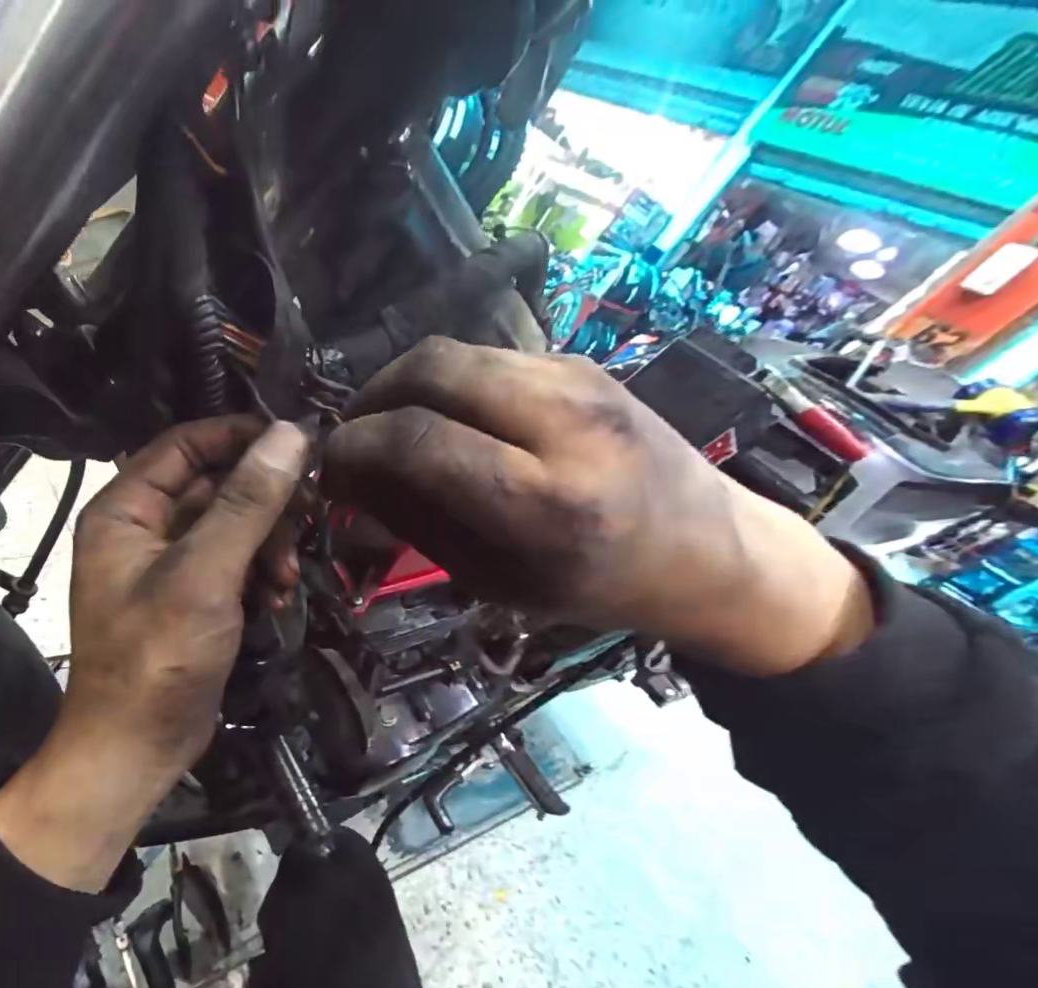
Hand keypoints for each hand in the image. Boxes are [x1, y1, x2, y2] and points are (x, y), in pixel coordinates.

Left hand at [0, 416, 309, 890]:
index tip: (295, 442)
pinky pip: (233, 565)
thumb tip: (289, 434)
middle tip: (308, 518)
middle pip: (215, 487)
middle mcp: (143, 530)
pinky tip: (276, 600)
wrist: (135, 749)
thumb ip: (246, 503)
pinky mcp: (192, 599)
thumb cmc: (157, 657)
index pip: (184, 445)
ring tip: (286, 579)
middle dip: (264, 505)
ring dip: (267, 546)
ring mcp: (169, 566)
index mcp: (125, 510)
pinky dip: (259, 576)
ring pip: (231, 528)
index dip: (238, 436)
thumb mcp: (204, 573)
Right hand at [322, 338, 871, 675]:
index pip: (417, 441)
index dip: (353, 449)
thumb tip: (347, 481)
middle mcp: (563, 424)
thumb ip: (415, 523)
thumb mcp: (493, 579)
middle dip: (368, 400)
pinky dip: (442, 383)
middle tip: (351, 439)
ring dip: (399, 385)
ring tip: (386, 426)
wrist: (707, 548)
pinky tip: (440, 417)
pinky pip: (484, 356)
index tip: (329, 470)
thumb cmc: (593, 587)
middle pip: (429, 370)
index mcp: (544, 502)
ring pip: (452, 351)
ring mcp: (577, 380)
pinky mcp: (581, 361)